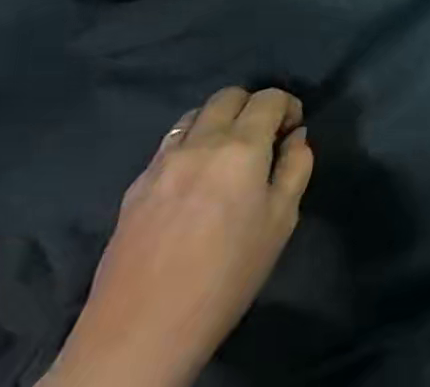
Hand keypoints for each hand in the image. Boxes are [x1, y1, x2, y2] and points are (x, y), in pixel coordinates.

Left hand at [40, 86, 313, 386]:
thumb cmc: (228, 274)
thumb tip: (295, 138)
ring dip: (219, 121)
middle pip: (227, 96)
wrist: (140, 333)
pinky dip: (192, 144)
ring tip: (230, 155)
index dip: (288, 106)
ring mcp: (160, 164)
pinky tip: (197, 179)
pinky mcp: (134, 188)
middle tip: (265, 137)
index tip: (293, 132)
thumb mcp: (282, 221)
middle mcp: (199, 145)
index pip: (268, 98)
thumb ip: (296, 168)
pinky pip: (169, 145)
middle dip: (253, 106)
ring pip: (194, 115)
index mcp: (240, 149)